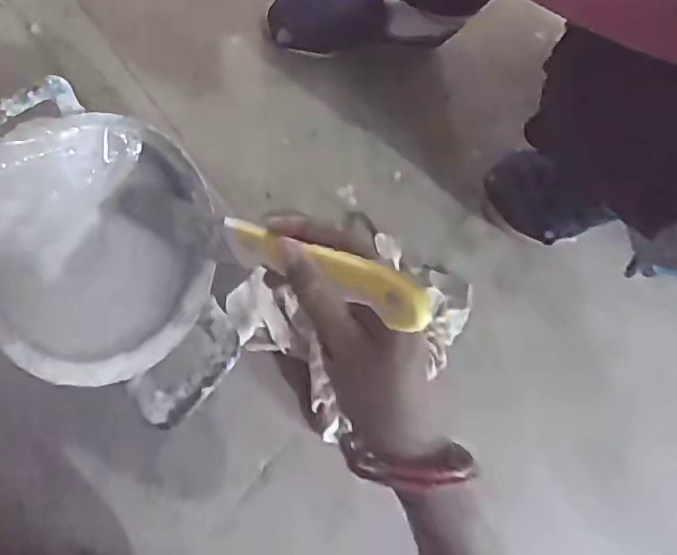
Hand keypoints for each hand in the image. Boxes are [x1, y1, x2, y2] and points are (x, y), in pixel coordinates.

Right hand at [268, 213, 451, 460]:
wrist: (410, 448)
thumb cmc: (378, 396)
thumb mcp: (341, 343)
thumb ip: (315, 292)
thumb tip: (287, 247)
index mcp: (396, 288)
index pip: (349, 241)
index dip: (308, 229)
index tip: (272, 227)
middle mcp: (396, 285)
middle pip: (346, 250)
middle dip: (304, 243)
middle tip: (267, 242)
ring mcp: (389, 301)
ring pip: (343, 268)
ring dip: (308, 263)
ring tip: (272, 265)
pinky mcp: (380, 316)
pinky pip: (346, 288)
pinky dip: (318, 284)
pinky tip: (293, 287)